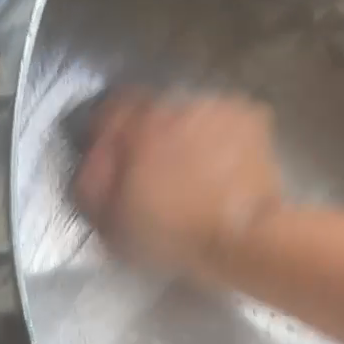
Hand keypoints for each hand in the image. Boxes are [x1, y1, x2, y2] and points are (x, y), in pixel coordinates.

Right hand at [73, 88, 284, 280]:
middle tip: (145, 169)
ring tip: (182, 170)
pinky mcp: (252, 117)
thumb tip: (92, 156)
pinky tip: (212, 165)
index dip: (104, 131)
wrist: (242, 238)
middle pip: (149, 110)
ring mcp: (219, 107)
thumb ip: (90, 179)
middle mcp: (178, 105)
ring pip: (185, 115)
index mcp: (138, 126)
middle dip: (144, 134)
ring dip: (179, 135)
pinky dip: (212, 137)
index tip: (105, 152)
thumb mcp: (108, 219)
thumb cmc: (169, 233)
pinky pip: (218, 121)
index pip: (109, 108)